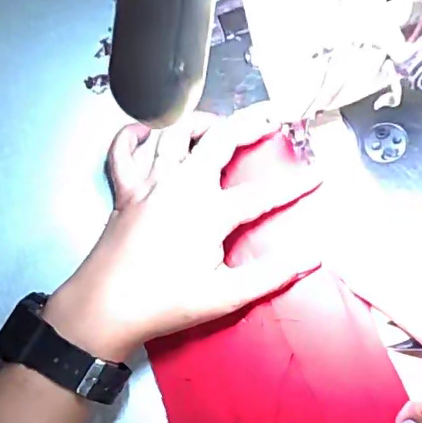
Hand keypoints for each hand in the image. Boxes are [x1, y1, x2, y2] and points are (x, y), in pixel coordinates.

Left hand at [44, 114, 320, 361]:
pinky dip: (136, 135)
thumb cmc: (165, 302)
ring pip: (173, 131)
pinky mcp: (125, 190)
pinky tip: (148, 134)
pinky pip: (124, 148)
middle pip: (219, 138)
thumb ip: (271, 274)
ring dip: (200, 121)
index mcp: (208, 212)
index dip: (295, 184)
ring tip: (219, 124)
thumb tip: (310, 258)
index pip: (263, 193)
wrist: (104, 307)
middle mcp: (179, 186)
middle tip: (272, 115)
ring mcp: (149, 183)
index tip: (317, 175)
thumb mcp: (226, 295)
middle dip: (250, 121)